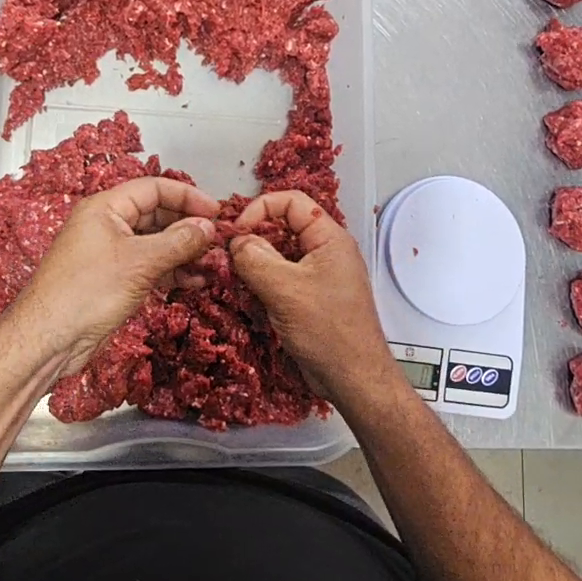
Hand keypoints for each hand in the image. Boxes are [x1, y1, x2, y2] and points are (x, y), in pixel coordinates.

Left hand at [12, 177, 220, 372]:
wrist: (48, 339)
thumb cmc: (85, 292)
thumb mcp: (139, 262)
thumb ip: (178, 242)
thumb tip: (208, 227)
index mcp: (105, 208)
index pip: (154, 188)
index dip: (187, 197)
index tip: (216, 211)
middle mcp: (108, 225)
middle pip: (157, 214)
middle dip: (188, 226)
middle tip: (217, 240)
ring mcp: (111, 253)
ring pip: (156, 242)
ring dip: (184, 251)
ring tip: (212, 263)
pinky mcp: (115, 279)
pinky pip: (151, 266)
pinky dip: (173, 271)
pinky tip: (195, 280)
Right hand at [228, 191, 399, 403]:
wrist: (353, 378)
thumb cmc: (327, 331)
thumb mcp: (285, 290)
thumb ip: (256, 259)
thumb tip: (236, 241)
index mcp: (329, 239)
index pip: (292, 202)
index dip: (260, 209)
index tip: (236, 231)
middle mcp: (326, 251)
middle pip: (284, 226)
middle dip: (254, 236)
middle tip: (228, 254)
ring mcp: (319, 275)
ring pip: (280, 254)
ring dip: (255, 261)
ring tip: (232, 275)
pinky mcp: (311, 297)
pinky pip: (282, 278)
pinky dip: (263, 282)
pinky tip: (246, 294)